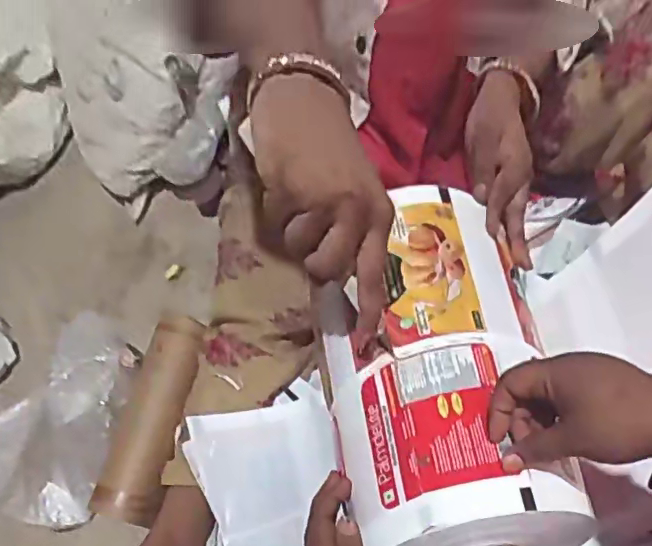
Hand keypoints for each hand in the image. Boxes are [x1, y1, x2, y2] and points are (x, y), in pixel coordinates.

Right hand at [249, 73, 394, 337]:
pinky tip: (282, 185)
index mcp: (378, 217)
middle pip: (326, 271)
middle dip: (311, 261)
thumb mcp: (356, 196)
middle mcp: (358, 213)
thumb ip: (352, 237)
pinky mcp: (292, 191)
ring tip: (297, 200)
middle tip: (308, 232)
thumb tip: (332, 283)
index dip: (367, 313)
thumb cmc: (330, 153)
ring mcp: (326, 203)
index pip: (374, 276)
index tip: (362, 343)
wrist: (303, 97)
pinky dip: (272, 211)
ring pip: (298, 250)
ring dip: (290, 232)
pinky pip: (275, 225)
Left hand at [304, 471, 384, 545]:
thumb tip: (344, 520)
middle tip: (339, 476)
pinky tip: (344, 521)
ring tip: (341, 491)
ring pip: (320, 530)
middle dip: (325, 497)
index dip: (329, 498)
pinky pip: (327, 540)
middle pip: (316, 522)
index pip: (320, 521)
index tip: (343, 479)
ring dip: (328, 508)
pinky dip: (332, 523)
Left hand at [466, 71, 533, 269]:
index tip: (491, 234)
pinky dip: (512, 226)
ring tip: (520, 262)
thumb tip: (484, 198)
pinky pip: (514, 208)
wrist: (504, 98)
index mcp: (514, 166)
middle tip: (522, 265)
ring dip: (518, 239)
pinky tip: (508, 242)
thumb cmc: (489, 117)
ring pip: (518, 214)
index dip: (495, 215)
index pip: (502, 196)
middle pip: (518, 213)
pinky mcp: (516, 183)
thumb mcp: (481, 139)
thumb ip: (483, 169)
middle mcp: (522, 178)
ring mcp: (521, 181)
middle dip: (519, 241)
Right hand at [487, 352, 651, 469]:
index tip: (498, 440)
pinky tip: (568, 438)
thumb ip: (534, 448)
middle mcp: (571, 365)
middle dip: (520, 419)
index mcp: (557, 370)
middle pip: (528, 388)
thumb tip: (506, 461)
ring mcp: (590, 372)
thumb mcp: (571, 439)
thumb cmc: (617, 424)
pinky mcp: (604, 384)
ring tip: (549, 447)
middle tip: (528, 447)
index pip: (511, 381)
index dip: (498, 410)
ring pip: (548, 395)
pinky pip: (567, 397)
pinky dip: (558, 418)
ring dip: (539, 421)